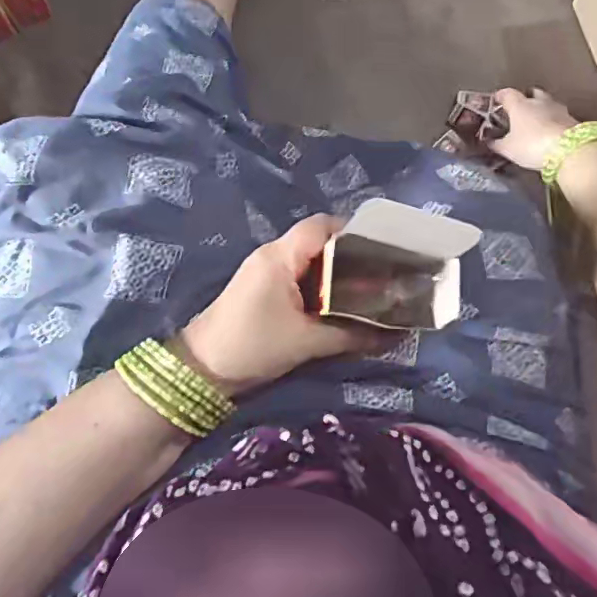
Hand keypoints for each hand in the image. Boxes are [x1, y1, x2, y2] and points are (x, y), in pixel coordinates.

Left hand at [179, 215, 371, 395]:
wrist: (202, 371)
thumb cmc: (254, 346)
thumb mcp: (307, 342)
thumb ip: (352, 334)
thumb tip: (394, 334)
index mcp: (280, 257)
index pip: (321, 225)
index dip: (353, 232)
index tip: (382, 251)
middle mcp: (271, 256)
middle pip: (318, 241)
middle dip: (350, 256)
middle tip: (381, 274)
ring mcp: (264, 272)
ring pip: (309, 261)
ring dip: (335, 274)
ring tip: (368, 290)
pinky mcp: (262, 291)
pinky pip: (297, 277)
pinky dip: (320, 287)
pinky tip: (339, 305)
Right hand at [488, 88, 578, 170]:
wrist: (569, 150)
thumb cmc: (531, 145)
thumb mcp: (508, 149)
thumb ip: (496, 144)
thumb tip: (489, 141)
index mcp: (520, 104)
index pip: (507, 93)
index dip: (500, 97)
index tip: (496, 102)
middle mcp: (539, 101)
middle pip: (532, 93)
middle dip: (526, 98)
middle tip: (519, 109)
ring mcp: (558, 109)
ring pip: (547, 103)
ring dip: (542, 109)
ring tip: (536, 121)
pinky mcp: (572, 119)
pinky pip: (558, 115)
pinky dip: (553, 120)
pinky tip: (549, 131)